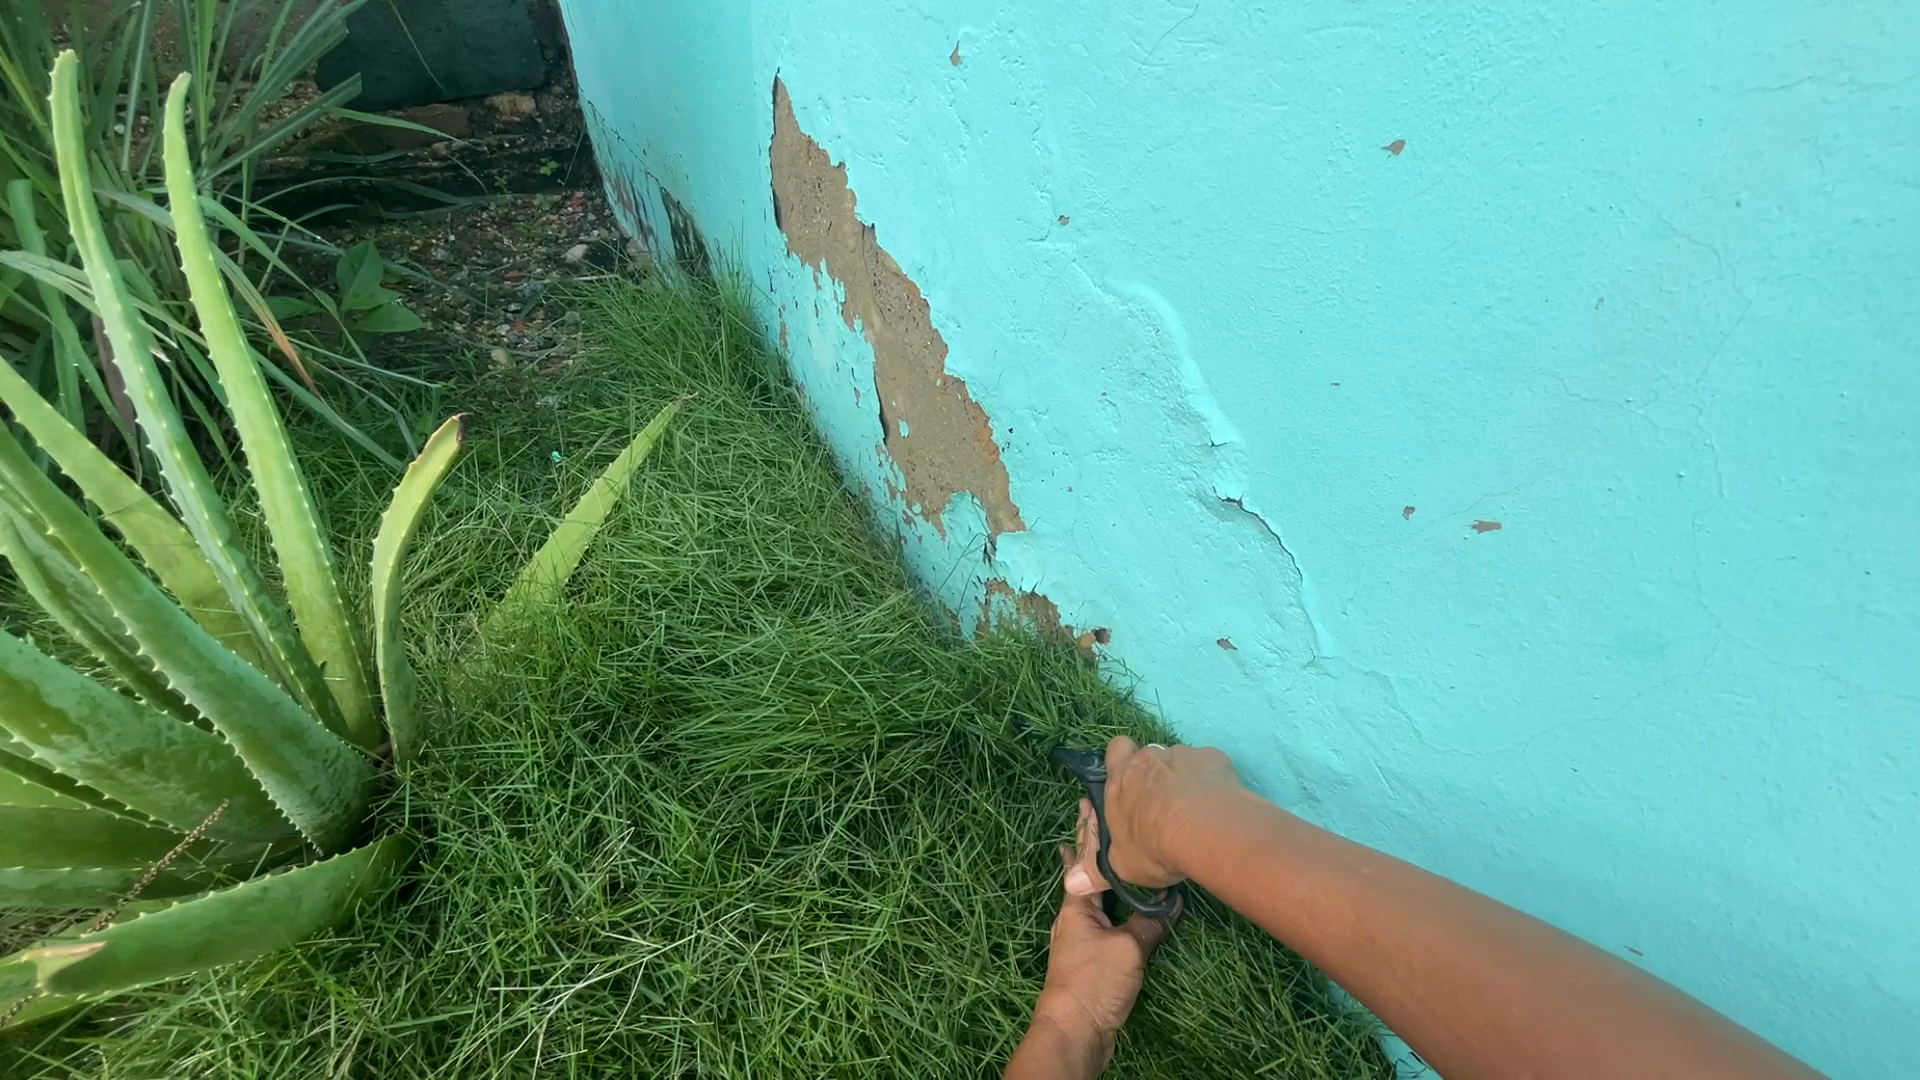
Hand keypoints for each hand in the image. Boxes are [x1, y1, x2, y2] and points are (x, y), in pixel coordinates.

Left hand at [1034, 801, 1170, 1049]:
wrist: (1075, 1029)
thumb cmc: (1094, 981)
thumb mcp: (1128, 949)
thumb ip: (1150, 924)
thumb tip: (1173, 902)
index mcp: (1077, 903)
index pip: (1085, 857)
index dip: (1088, 830)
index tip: (1087, 801)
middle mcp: (1074, 913)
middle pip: (1084, 871)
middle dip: (1090, 845)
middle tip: (1093, 814)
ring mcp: (1079, 935)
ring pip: (1092, 894)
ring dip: (1099, 872)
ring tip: (1106, 851)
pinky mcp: (1089, 957)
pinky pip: (1101, 918)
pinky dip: (1109, 903)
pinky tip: (1117, 906)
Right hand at [1065, 736, 1247, 896]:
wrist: (1206, 832)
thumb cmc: (1153, 846)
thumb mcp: (1122, 865)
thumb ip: (1097, 870)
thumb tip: (1071, 884)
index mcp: (1122, 776)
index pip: (1115, 749)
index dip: (1121, 759)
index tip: (1128, 780)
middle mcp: (1150, 758)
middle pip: (1149, 756)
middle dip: (1155, 773)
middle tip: (1162, 803)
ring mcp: (1183, 754)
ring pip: (1181, 761)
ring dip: (1184, 779)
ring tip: (1194, 809)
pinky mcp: (1215, 758)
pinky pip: (1211, 766)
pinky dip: (1212, 781)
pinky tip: (1217, 803)